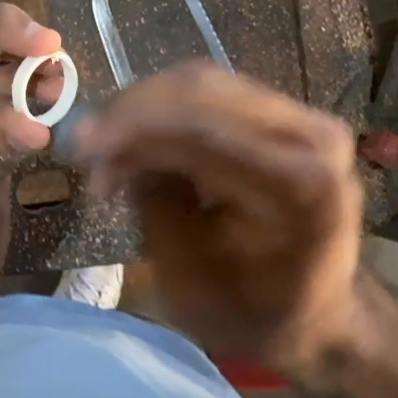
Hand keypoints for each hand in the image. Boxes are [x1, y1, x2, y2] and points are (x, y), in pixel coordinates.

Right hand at [72, 61, 365, 371]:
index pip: (205, 130)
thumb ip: (155, 204)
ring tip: (104, 152)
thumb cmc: (255, 314)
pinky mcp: (282, 109)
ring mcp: (301, 115)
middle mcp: (312, 134)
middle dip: (130, 114)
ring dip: (140, 110)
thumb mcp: (193, 279)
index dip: (134, 127)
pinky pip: (210, 91)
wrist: (318, 313)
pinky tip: (133, 139)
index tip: (80, 143)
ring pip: (200, 83)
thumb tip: (110, 147)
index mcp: (305, 185)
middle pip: (201, 92)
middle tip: (83, 149)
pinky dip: (162, 111)